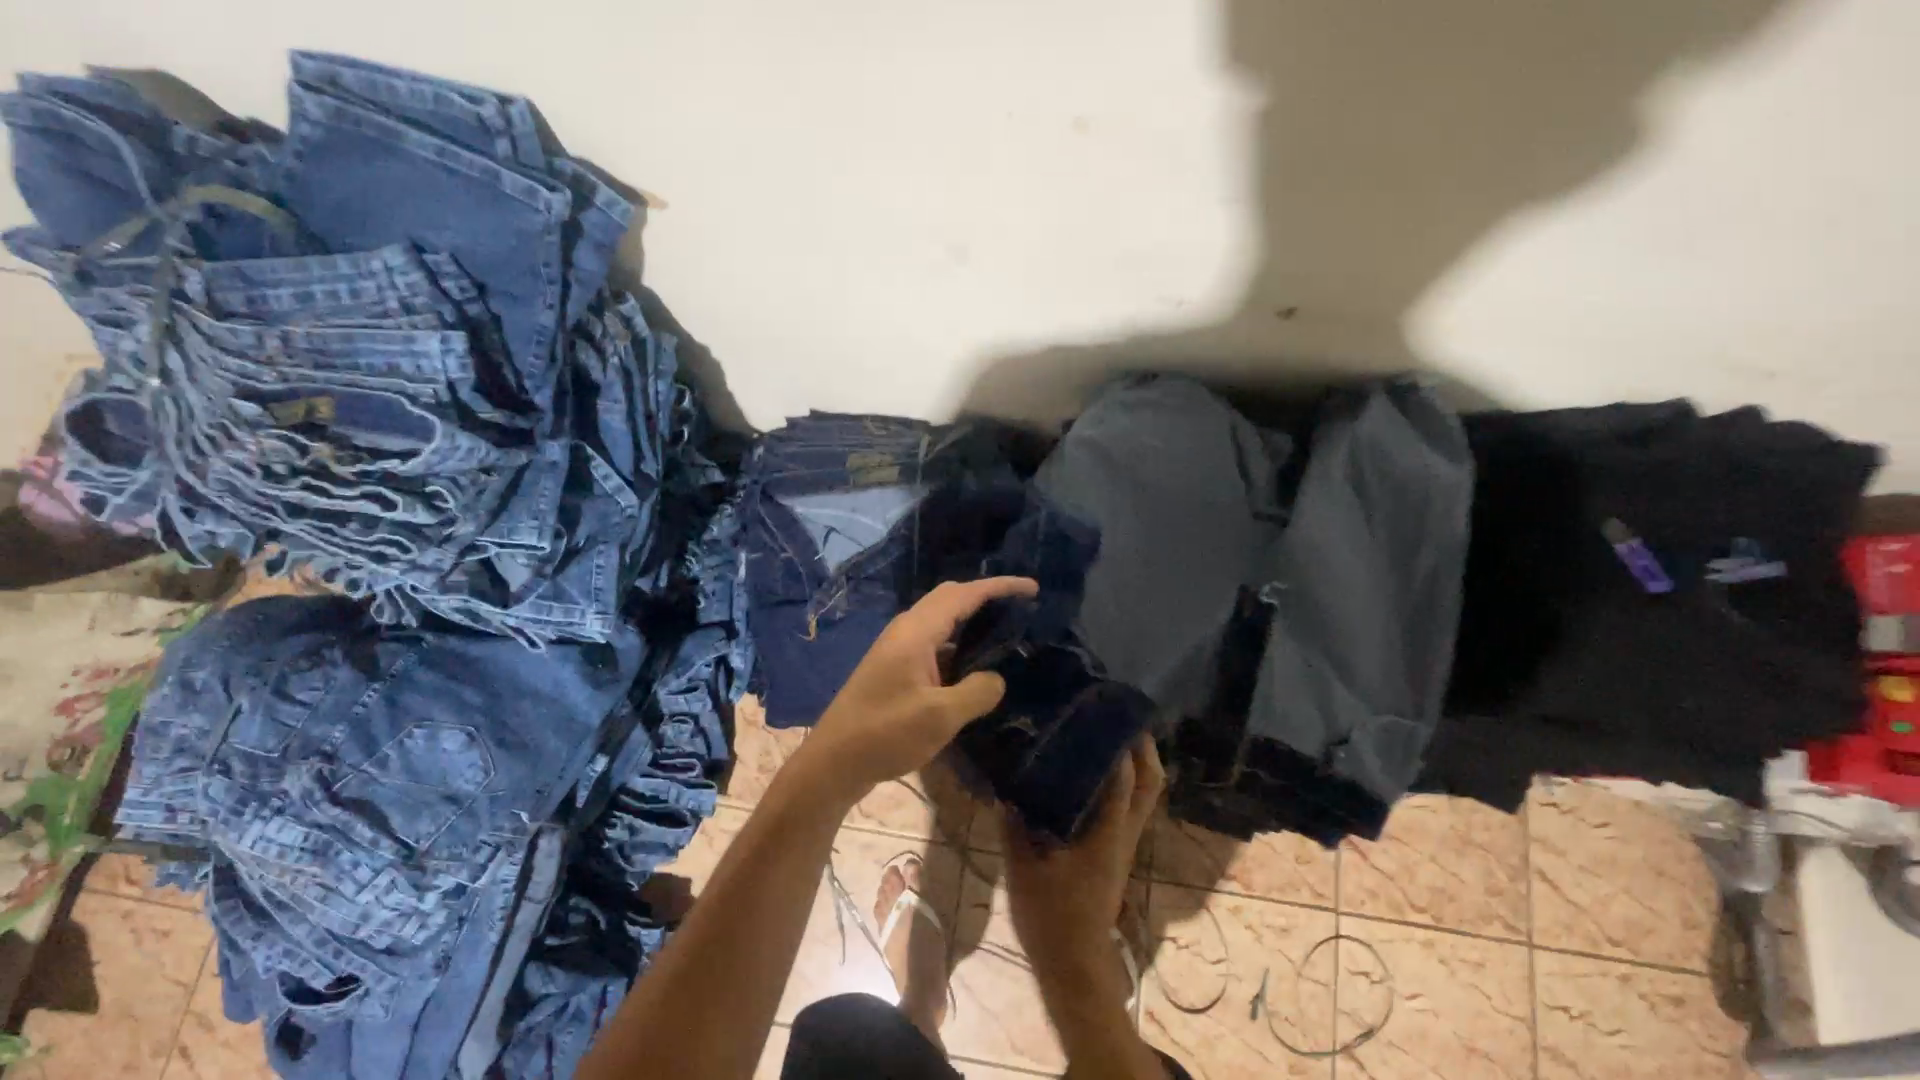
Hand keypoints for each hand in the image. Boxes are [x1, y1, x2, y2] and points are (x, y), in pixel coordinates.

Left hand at [790, 577, 1038, 804]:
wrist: (833, 762)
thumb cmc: (884, 734)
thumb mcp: (940, 717)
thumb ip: (977, 692)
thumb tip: (997, 679)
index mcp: (915, 632)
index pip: (963, 595)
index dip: (999, 587)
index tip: (1032, 589)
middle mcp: (905, 632)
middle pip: (950, 600)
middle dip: (986, 597)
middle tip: (1022, 609)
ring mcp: (897, 651)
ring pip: (942, 624)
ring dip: (972, 623)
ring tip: (1007, 636)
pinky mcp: (895, 671)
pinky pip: (934, 646)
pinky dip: (960, 647)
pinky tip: (976, 670)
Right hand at [1002, 734, 1164, 978]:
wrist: (1073, 961)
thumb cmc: (1050, 913)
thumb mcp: (1023, 866)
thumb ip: (1014, 824)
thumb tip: (1005, 787)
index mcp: (1107, 832)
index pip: (1123, 778)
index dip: (1117, 744)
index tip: (1099, 712)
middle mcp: (1125, 832)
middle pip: (1151, 781)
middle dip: (1142, 746)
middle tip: (1118, 717)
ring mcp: (1126, 843)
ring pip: (1146, 794)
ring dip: (1138, 763)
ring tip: (1111, 735)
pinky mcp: (1119, 852)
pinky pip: (1132, 806)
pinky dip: (1125, 783)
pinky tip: (1095, 773)